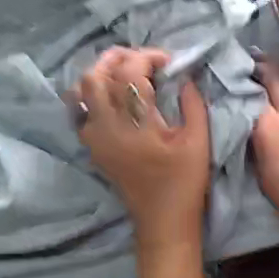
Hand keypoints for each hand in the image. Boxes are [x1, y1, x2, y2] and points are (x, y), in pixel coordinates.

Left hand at [73, 47, 212, 253]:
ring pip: (81, 91)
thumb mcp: (198, 141)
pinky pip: (80, 111)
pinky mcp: (92, 146)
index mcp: (135, 123)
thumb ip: (192, 103)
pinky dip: (92, 96)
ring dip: (101, 74)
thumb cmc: (184, 181)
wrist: (161, 220)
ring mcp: (94, 136)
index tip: (168, 62)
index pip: (129, 72)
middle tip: (143, 61)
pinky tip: (114, 99)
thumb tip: (184, 76)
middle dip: (118, 58)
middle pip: (94, 75)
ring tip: (125, 75)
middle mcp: (107, 125)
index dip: (148, 57)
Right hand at [251, 62, 278, 236]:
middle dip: (258, 68)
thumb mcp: (260, 172)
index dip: (235, 79)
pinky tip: (274, 103)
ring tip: (254, 80)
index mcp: (272, 125)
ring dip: (272, 78)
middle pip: (275, 75)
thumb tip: (239, 123)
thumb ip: (250, 141)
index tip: (220, 75)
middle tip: (240, 69)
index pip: (250, 90)